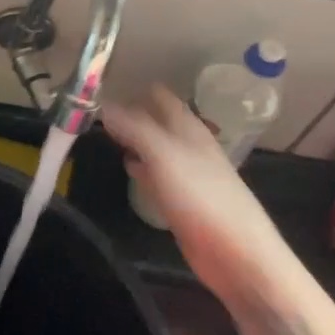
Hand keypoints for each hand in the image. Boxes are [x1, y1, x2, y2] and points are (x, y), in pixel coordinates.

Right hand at [103, 86, 295, 297]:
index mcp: (190, 131)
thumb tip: (101, 103)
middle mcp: (190, 148)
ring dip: (135, 138)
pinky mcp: (184, 201)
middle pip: (159, 121)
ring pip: (157, 147)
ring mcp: (189, 175)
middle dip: (133, 112)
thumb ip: (134, 128)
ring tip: (107, 131)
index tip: (105, 80)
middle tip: (97, 106)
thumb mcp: (164, 156)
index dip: (137, 88)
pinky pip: (158, 174)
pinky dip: (142, 166)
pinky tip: (129, 168)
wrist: (238, 254)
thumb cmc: (203, 198)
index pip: (162, 98)